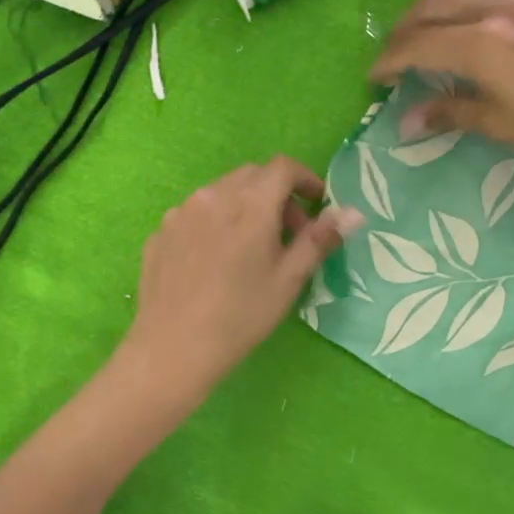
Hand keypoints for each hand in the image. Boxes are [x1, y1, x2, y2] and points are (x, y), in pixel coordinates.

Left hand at [122, 156, 363, 396]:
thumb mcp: (289, 279)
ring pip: (221, 194)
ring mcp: (180, 213)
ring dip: (243, 209)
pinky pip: (195, 216)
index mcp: (250, 203)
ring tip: (250, 250)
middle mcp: (212, 196)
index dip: (305, 179)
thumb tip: (352, 213)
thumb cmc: (242, 315)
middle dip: (276, 195)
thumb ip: (319, 239)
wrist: (175, 346)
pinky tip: (215, 264)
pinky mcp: (160, 233)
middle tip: (288, 234)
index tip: (316, 204)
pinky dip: (214, 226)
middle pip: (251, 176)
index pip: (283, 167)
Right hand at [372, 0, 513, 166]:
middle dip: (402, 33)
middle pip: (430, 10)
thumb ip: (448, 113)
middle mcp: (493, 9)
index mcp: (480, 44)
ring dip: (427, 4)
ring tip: (417, 28)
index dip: (390, 61)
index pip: (418, 45)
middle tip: (390, 59)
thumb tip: (404, 123)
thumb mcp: (496, 124)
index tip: (374, 79)